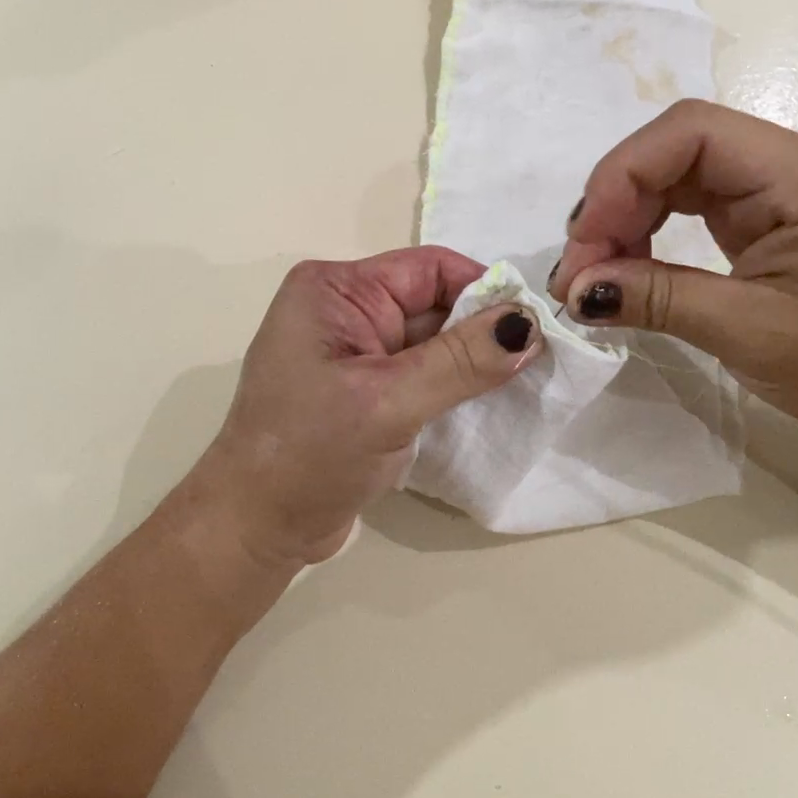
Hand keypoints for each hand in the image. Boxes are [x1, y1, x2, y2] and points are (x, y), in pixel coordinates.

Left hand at [186, 247, 540, 566]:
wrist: (256, 527)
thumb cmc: (310, 454)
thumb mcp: (388, 401)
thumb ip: (460, 362)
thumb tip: (529, 325)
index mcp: (335, 291)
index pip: (428, 270)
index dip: (484, 292)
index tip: (538, 327)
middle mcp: (344, 312)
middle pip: (434, 305)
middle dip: (484, 331)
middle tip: (542, 361)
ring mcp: (353, 355)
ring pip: (432, 344)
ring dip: (473, 364)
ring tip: (526, 385)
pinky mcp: (363, 394)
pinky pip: (421, 377)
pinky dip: (453, 389)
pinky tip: (490, 406)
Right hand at [549, 100, 797, 432]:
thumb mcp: (748, 332)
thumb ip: (656, 299)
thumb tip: (573, 291)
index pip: (689, 132)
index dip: (622, 177)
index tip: (585, 247)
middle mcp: (792, 164)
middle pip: (677, 147)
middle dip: (616, 201)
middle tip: (579, 270)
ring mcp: (781, 188)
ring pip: (679, 173)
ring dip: (627, 216)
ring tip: (595, 273)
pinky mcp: (770, 217)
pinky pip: (694, 202)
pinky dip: (652, 230)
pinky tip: (630, 266)